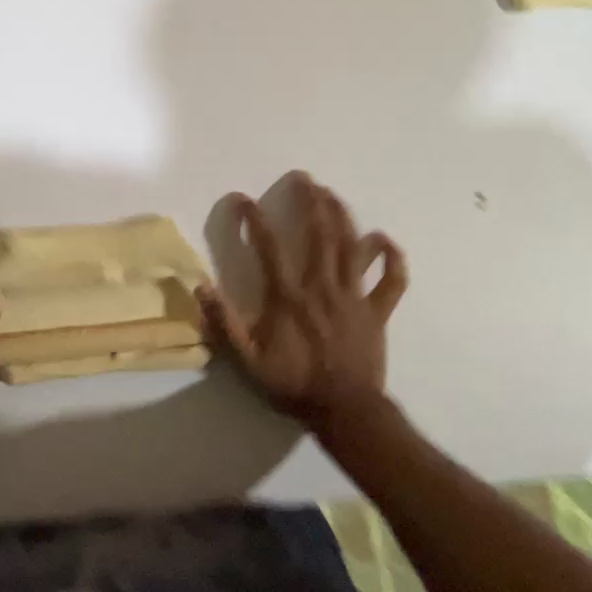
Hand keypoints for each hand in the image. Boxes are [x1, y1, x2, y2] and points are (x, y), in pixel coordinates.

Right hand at [196, 171, 408, 432]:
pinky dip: (390, 258)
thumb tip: (201, 286)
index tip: (242, 199)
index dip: (253, 218)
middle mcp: (322, 287)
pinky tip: (384, 239)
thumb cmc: (293, 385)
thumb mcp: (247, 362)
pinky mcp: (377, 311)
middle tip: (303, 179)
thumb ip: (224, 323)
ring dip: (343, 216)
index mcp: (288, 296)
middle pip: (318, 234)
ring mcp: (353, 297)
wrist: (346, 412)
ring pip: (352, 246)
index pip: (267, 246)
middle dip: (310, 202)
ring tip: (332, 194)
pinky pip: (390, 280)